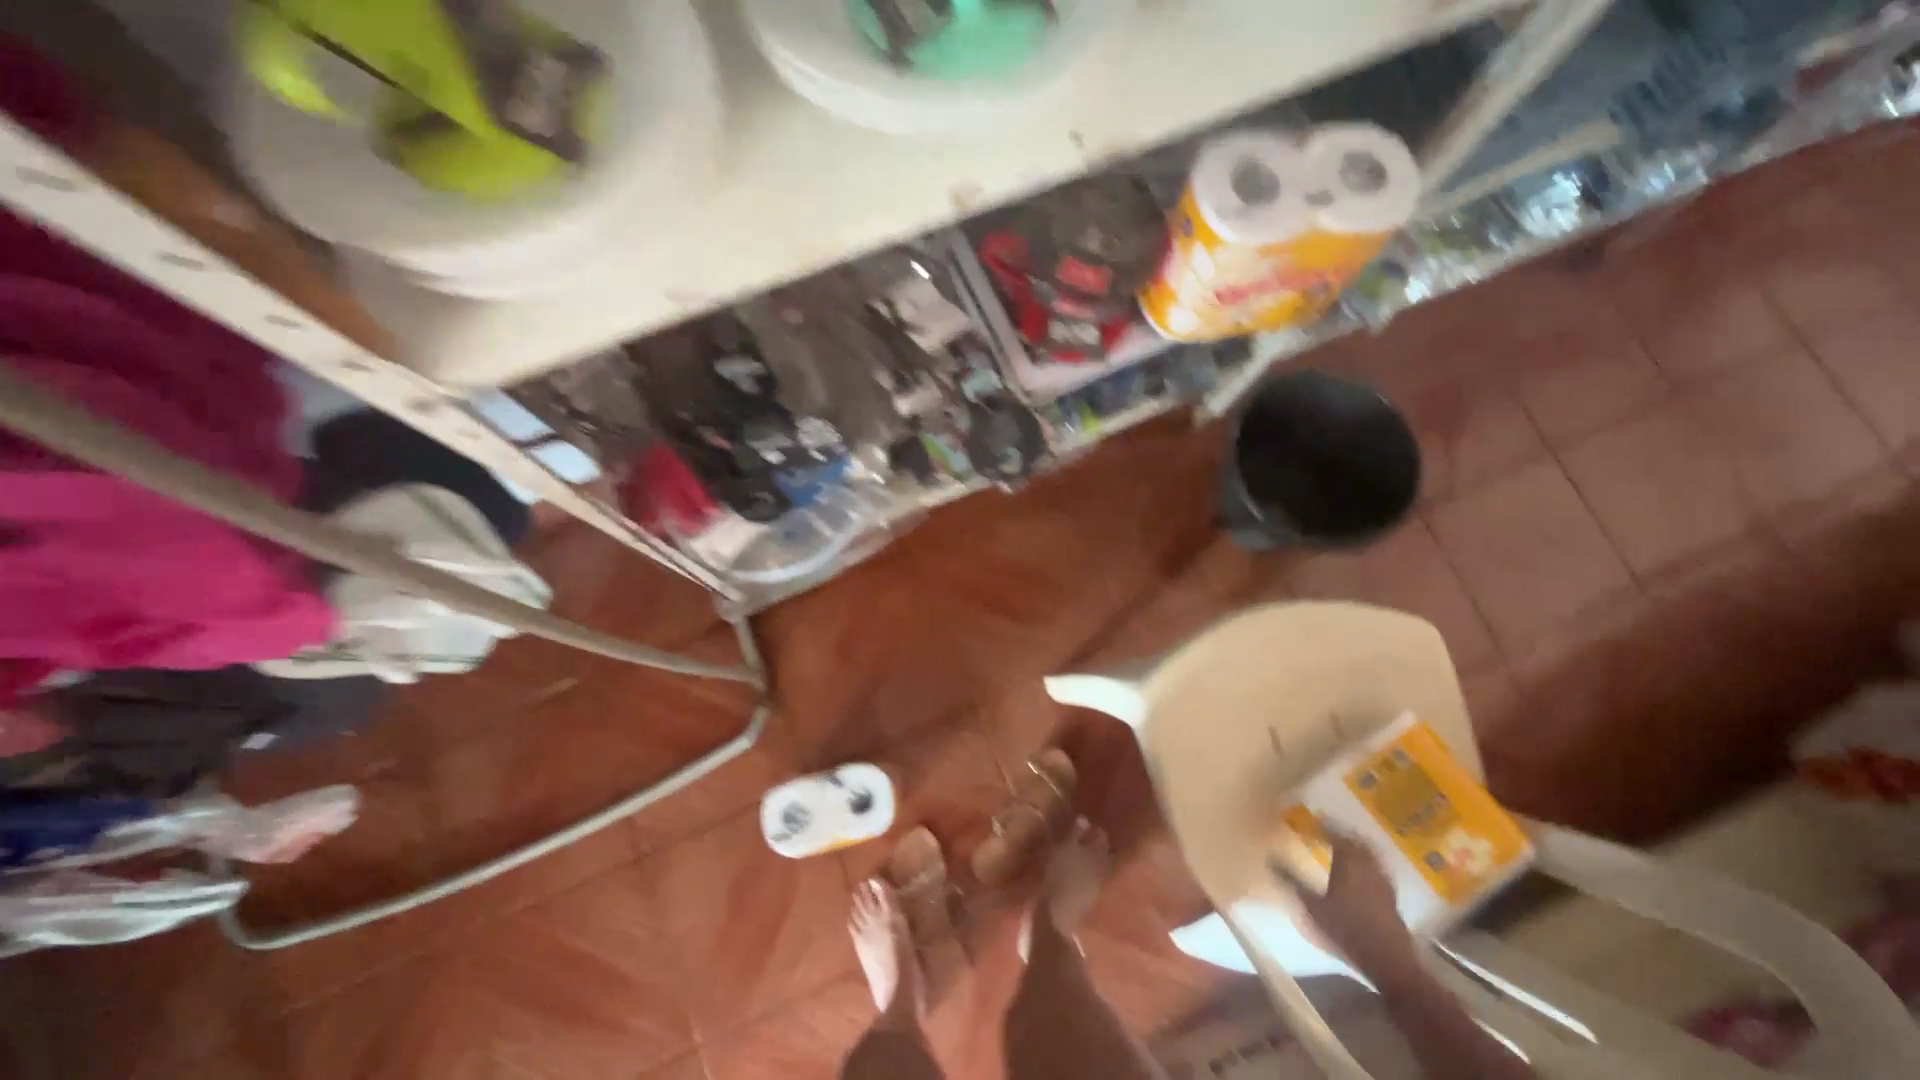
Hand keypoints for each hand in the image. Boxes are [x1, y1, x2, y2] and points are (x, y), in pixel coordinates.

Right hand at [1287, 833, 1419, 983]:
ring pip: (1367, 851)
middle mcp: (1368, 863)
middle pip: (1354, 838)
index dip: (1319, 825)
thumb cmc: (1345, 929)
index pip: (1332, 833)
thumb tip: (1270, 858)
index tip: (1307, 822)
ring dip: (1353, 845)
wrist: (1387, 958)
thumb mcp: (1311, 906)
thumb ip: (1291, 880)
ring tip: (1339, 847)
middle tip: (1323, 830)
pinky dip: (1365, 861)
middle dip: (1338, 832)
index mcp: (1348, 860)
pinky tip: (1357, 872)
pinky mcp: (1391, 892)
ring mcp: (1382, 877)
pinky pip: (1376, 865)